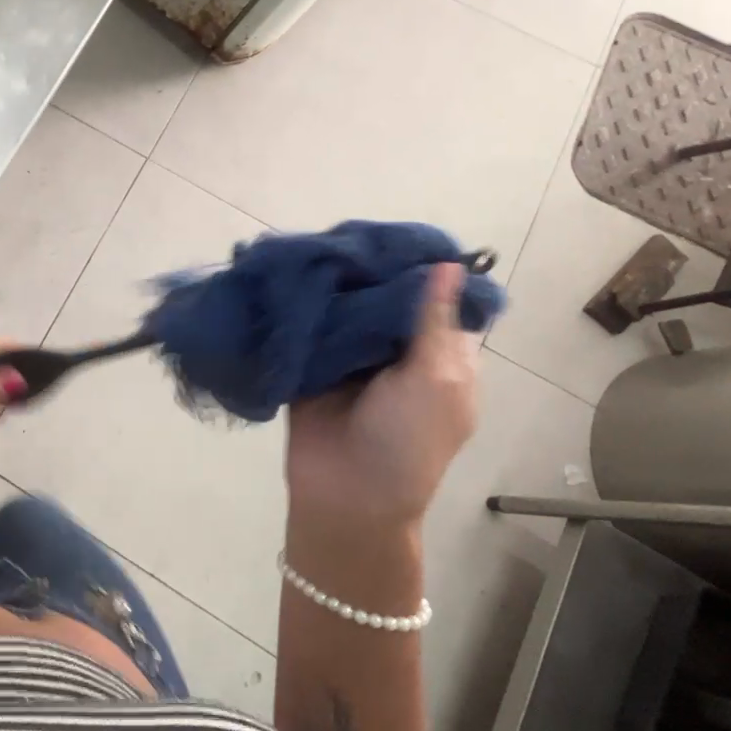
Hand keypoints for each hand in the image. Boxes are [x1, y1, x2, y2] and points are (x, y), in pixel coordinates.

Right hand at [285, 263, 477, 530]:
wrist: (345, 493)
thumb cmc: (407, 440)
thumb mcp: (435, 379)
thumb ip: (432, 322)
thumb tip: (447, 264)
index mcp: (439, 357)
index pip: (436, 301)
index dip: (421, 270)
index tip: (393, 237)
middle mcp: (395, 352)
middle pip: (383, 301)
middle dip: (366, 274)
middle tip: (341, 236)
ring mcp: (349, 359)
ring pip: (342, 312)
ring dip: (329, 289)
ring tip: (309, 250)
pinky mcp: (308, 367)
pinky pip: (304, 331)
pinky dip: (296, 311)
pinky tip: (282, 282)